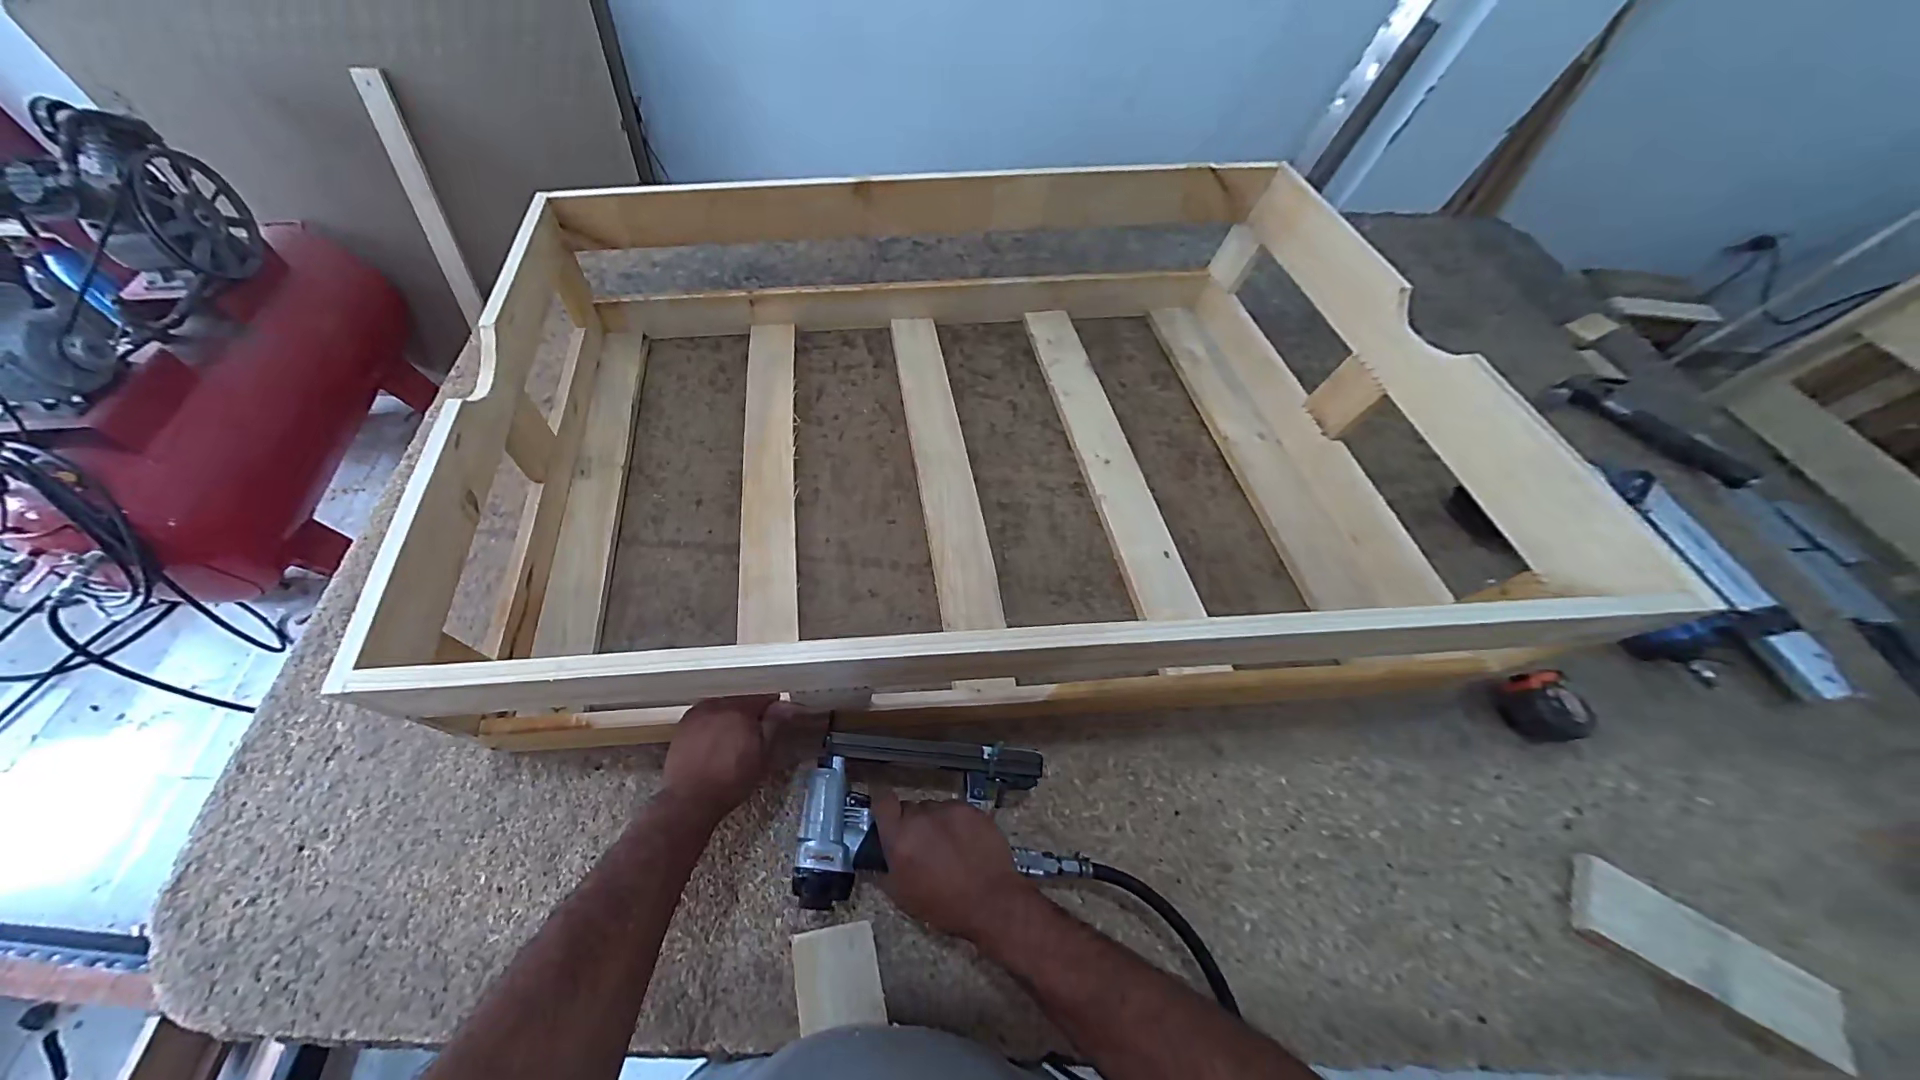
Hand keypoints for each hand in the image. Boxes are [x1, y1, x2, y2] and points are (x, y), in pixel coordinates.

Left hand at [662, 695, 810, 820]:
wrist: (690, 799)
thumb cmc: (731, 780)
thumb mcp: (763, 756)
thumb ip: (774, 725)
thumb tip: (786, 706)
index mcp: (740, 709)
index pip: (763, 699)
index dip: (772, 711)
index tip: (775, 723)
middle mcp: (717, 705)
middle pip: (741, 701)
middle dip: (749, 714)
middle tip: (754, 735)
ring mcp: (697, 714)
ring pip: (722, 708)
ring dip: (730, 718)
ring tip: (732, 741)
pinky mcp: (683, 726)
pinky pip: (705, 717)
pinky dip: (713, 725)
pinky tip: (714, 743)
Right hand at [871, 793, 1039, 941]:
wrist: (991, 900)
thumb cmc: (943, 905)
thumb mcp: (903, 896)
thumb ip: (884, 870)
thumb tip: (876, 858)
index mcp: (899, 838)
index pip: (882, 801)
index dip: (884, 806)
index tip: (889, 816)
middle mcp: (921, 817)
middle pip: (910, 807)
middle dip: (912, 823)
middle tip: (923, 845)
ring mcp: (948, 810)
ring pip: (934, 808)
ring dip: (936, 822)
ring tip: (948, 846)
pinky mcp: (971, 809)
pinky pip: (956, 809)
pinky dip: (957, 822)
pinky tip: (967, 842)